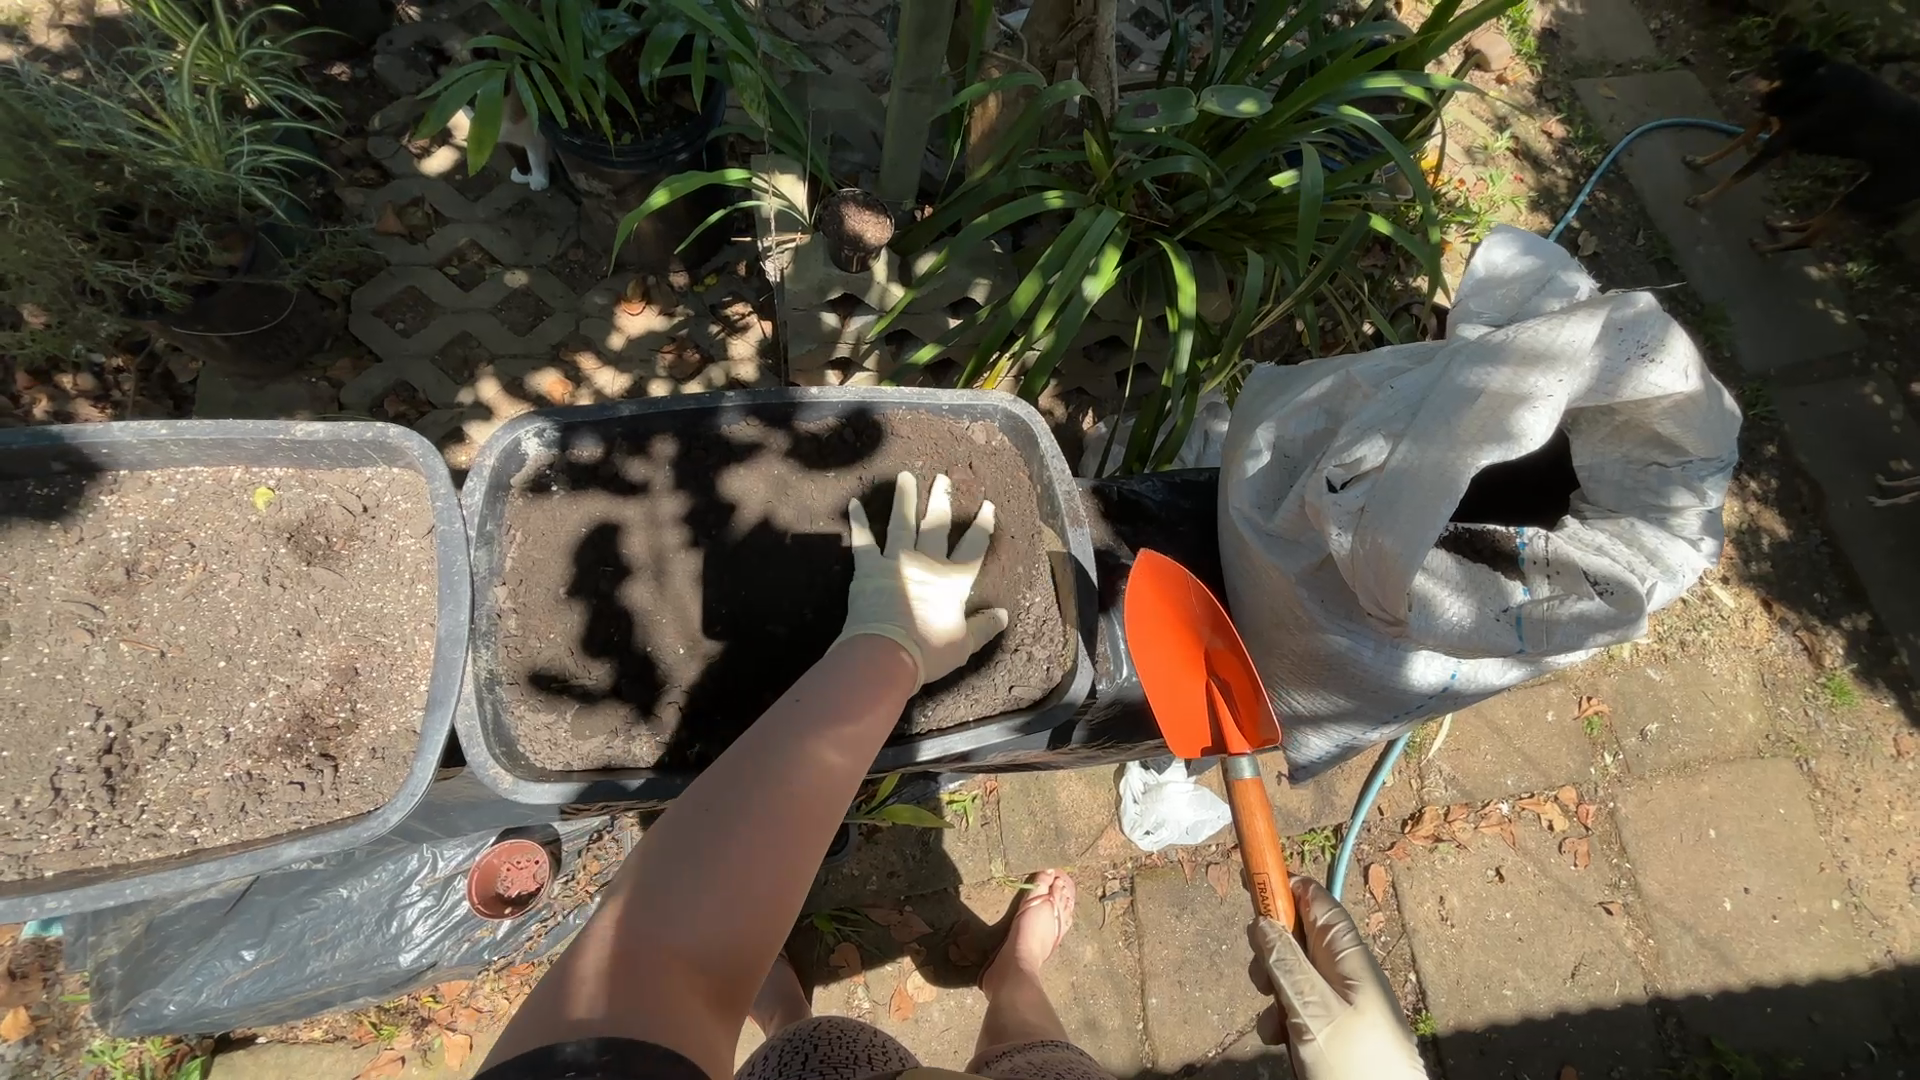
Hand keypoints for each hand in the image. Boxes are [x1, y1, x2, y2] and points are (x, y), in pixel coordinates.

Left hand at [838, 471, 1008, 688]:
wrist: (885, 654)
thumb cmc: (928, 651)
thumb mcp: (963, 645)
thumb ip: (983, 627)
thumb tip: (1003, 614)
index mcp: (953, 581)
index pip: (973, 547)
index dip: (982, 525)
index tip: (987, 505)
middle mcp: (927, 562)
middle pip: (936, 525)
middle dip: (941, 501)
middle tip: (943, 478)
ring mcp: (896, 561)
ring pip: (902, 523)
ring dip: (905, 498)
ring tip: (906, 477)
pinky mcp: (868, 568)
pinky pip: (863, 540)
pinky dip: (858, 522)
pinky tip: (854, 503)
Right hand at [1248, 877, 1426, 1079]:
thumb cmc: (1354, 1064)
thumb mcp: (1313, 1009)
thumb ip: (1285, 960)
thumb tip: (1262, 920)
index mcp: (1348, 954)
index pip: (1313, 898)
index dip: (1281, 884)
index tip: (1248, 882)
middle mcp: (1345, 970)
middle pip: (1296, 934)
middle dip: (1269, 948)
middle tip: (1260, 976)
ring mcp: (1340, 1000)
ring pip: (1292, 971)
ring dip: (1273, 987)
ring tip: (1273, 1020)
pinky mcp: (1333, 1027)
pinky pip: (1298, 1004)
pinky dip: (1283, 1015)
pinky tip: (1280, 1038)